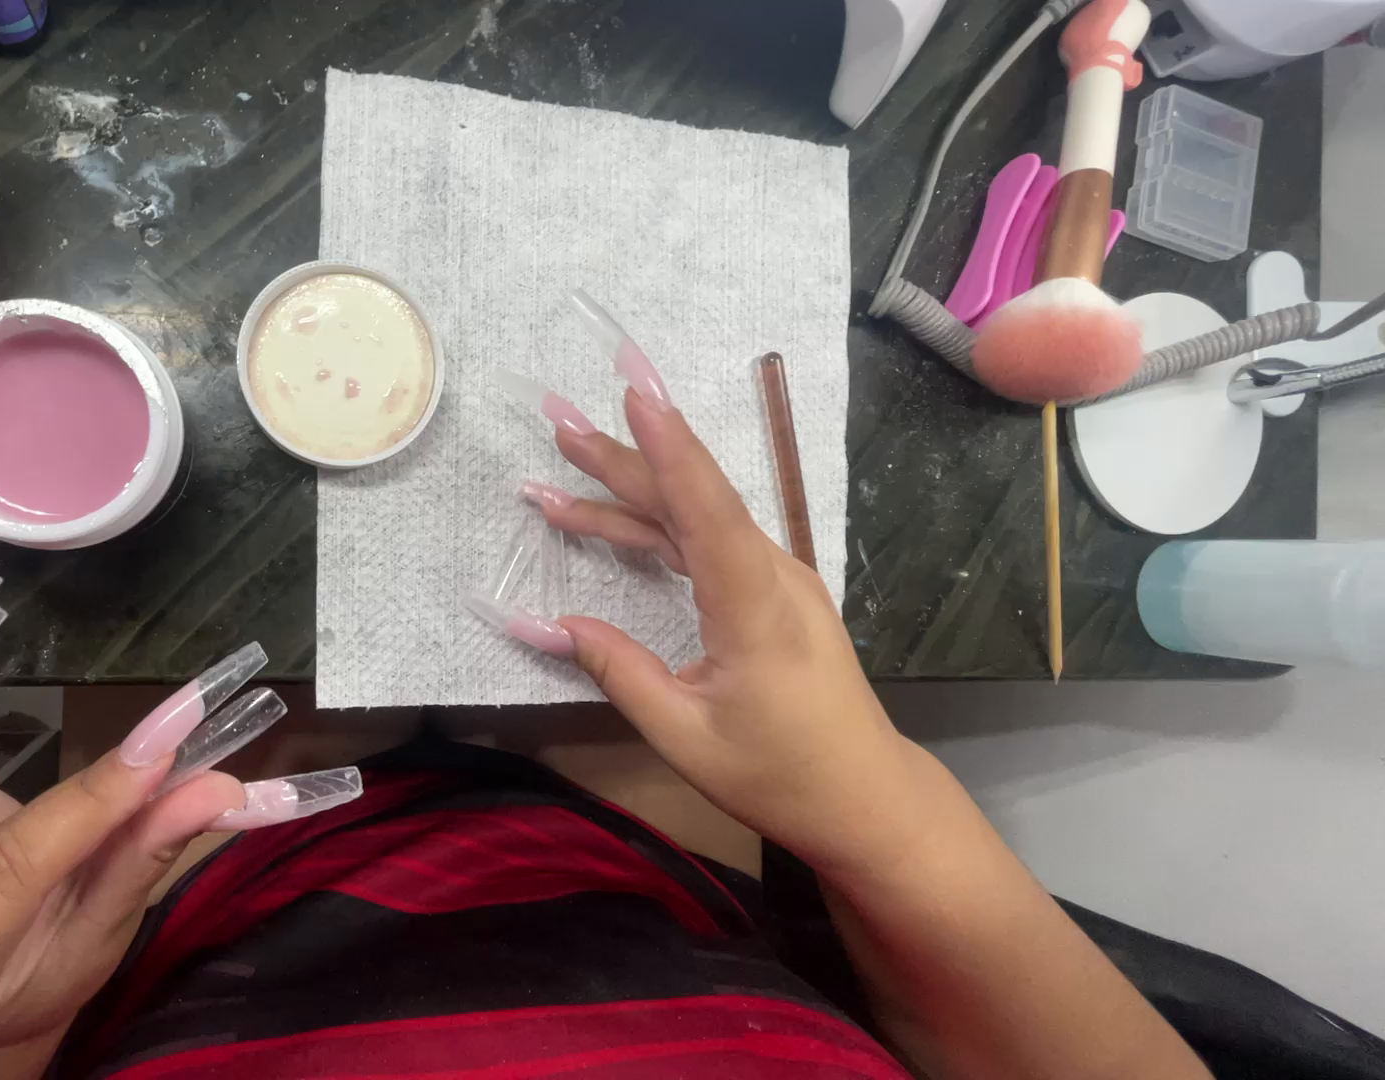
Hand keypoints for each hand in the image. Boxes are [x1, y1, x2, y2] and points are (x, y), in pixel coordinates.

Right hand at [509, 296, 911, 864]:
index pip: (705, 509)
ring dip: (627, 488)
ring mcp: (771, 577)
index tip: (634, 392)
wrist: (866, 798)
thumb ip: (614, 668)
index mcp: (755, 605)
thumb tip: (537, 624)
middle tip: (559, 418)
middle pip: (688, 497)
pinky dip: (653, 525)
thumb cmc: (778, 774)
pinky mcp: (766, 590)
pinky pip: (703, 542)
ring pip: (691, 516)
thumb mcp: (683, 731)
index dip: (667, 446)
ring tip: (564, 461)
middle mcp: (768, 573)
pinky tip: (611, 520)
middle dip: (621, 454)